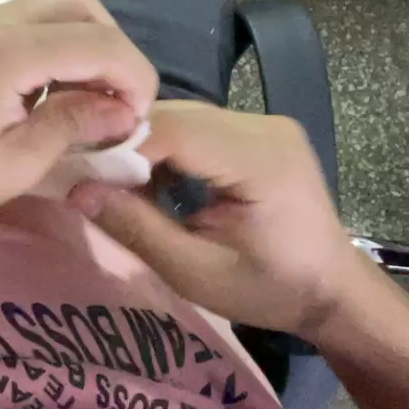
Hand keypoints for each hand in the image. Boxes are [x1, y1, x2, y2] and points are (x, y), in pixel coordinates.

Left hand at [0, 0, 159, 220]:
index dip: (136, 78)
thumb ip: (71, 127)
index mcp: (9, 50)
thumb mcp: (10, 164)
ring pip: (52, 8)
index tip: (138, 122)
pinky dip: (52, 43)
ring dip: (83, 44)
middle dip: (114, 50)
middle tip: (115, 104)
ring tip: (85, 101)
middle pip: (81, 7)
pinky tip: (45, 90)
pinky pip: (24, 20)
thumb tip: (123, 109)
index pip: (101, 43)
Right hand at [71, 101, 382, 337]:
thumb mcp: (194, 272)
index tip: (81, 174)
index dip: (119, 146)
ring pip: (177, 116)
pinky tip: (151, 179)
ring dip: (140, 145)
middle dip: (125, 145)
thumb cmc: (268, 289)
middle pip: (172, 117)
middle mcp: (264, 126)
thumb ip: (136, 227)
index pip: (173, 130)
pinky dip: (162, 147)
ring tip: (117, 184)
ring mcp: (262, 122)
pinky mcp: (255, 129)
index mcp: (261, 160)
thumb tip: (75, 190)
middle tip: (90, 180)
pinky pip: (192, 124)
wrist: (332, 292)